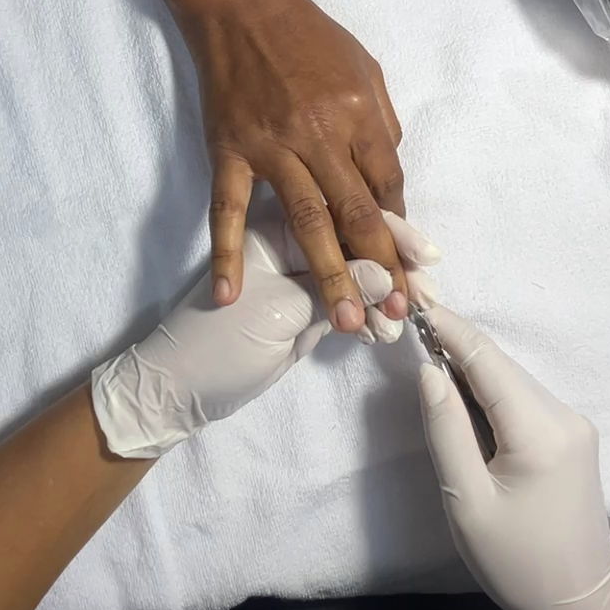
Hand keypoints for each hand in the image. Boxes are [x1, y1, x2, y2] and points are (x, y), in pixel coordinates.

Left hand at [91, 218, 394, 457]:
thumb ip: (333, 288)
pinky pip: (344, 302)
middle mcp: (289, 245)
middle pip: (354, 244)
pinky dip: (367, 312)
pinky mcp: (302, 308)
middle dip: (394, 266)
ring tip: (416, 312)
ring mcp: (297, 276)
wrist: (180, 389)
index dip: (385, 237)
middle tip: (429, 289)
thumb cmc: (218, 342)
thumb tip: (389, 276)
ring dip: (384, 292)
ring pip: (354, 273)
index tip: (423, 256)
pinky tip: (387, 325)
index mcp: (273, 230)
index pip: (339, 219)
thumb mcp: (278, 312)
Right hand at [182, 0, 408, 333]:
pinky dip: (227, 253)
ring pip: (306, 221)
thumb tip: (389, 183)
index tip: (410, 272)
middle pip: (356, 213)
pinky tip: (228, 295)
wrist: (241, 5)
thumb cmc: (309, 36)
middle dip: (380, 270)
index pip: (389, 186)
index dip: (401, 233)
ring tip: (347, 323)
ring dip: (329, 275)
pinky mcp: (230, 152)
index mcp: (360, 114)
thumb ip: (381, 124)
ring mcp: (272, 147)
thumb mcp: (365, 67)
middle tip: (394, 318)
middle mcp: (321, 135)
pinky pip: (229, 210)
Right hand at [418, 306, 609, 609]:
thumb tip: (429, 370)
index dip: (451, 329)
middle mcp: (564, 416)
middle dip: (457, 344)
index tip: (416, 303)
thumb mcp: (466, 500)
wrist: (579, 606)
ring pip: (511, 378)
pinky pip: (522, 396)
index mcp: (540, 432)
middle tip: (413, 327)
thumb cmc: (515, 559)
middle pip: (501, 366)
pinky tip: (464, 394)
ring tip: (430, 357)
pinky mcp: (572, 434)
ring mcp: (573, 423)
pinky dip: (489, 387)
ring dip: (471, 366)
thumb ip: (446, 429)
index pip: (488, 361)